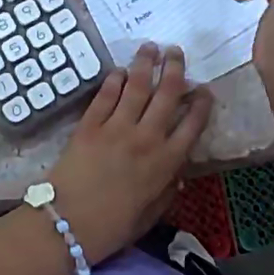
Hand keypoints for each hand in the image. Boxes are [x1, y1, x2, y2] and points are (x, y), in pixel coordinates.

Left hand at [44, 43, 212, 264]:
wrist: (69, 223)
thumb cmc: (113, 226)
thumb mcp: (150, 215)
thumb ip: (166, 191)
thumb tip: (177, 174)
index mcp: (167, 163)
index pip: (193, 123)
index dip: (201, 102)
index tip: (204, 87)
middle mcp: (147, 138)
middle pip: (167, 94)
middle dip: (175, 69)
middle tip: (176, 52)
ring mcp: (117, 128)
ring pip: (138, 87)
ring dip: (145, 64)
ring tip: (150, 47)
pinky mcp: (89, 125)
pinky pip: (106, 95)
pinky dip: (115, 80)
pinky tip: (119, 70)